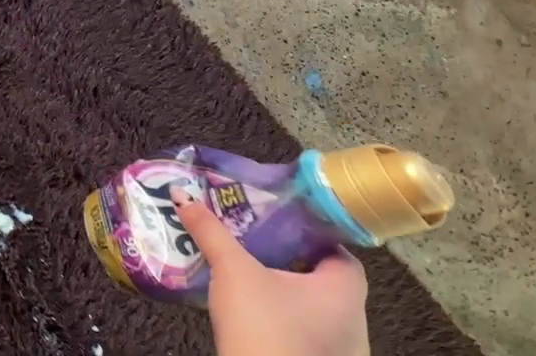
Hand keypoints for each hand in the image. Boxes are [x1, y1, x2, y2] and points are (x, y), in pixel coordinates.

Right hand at [172, 186, 369, 355]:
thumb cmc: (265, 324)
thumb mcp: (232, 270)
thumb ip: (210, 231)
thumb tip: (182, 195)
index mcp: (344, 293)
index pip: (339, 253)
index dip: (309, 235)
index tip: (274, 222)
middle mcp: (353, 322)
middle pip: (322, 278)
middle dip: (286, 259)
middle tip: (249, 239)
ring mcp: (340, 350)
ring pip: (310, 306)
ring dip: (280, 289)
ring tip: (242, 272)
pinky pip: (301, 329)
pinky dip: (278, 315)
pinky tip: (247, 310)